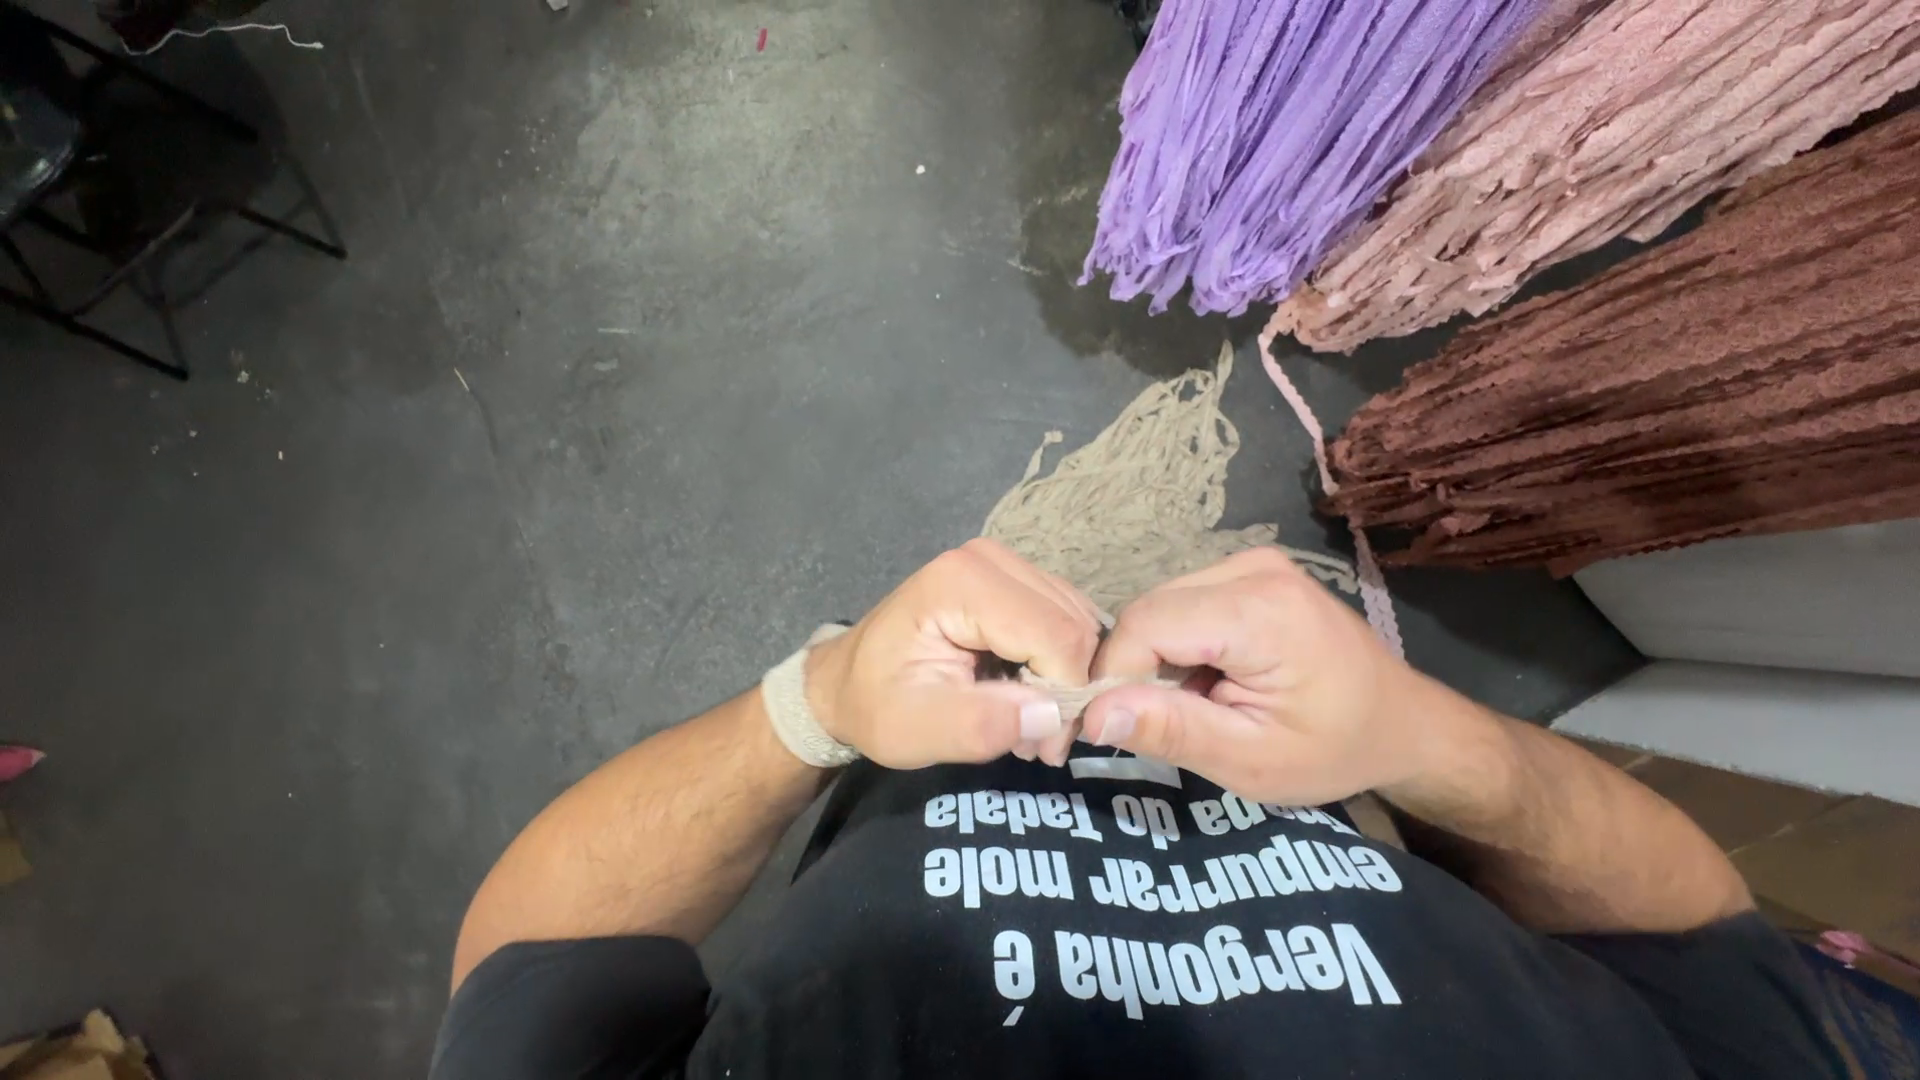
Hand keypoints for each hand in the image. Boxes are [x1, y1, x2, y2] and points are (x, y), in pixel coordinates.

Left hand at [806, 539, 1101, 768]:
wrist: (848, 681)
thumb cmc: (875, 704)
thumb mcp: (913, 731)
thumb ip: (977, 725)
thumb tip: (1049, 715)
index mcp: (962, 582)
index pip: (1057, 635)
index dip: (1066, 695)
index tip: (1045, 747)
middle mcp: (989, 558)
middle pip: (1073, 625)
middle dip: (1067, 690)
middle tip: (1036, 742)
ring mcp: (1003, 563)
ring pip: (1076, 622)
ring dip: (1064, 679)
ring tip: (1026, 721)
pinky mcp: (1013, 578)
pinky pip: (1064, 620)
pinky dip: (1058, 663)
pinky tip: (1027, 693)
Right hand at [1081, 547, 1443, 805]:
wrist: (1403, 723)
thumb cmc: (1334, 750)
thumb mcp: (1251, 760)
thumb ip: (1171, 731)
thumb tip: (1092, 715)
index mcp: (1261, 612)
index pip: (1144, 624)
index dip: (1118, 675)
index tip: (1126, 726)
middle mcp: (1253, 568)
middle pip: (1148, 610)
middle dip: (1138, 667)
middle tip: (1170, 719)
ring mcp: (1254, 562)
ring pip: (1159, 604)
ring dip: (1157, 656)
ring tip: (1198, 699)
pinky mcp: (1251, 568)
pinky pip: (1181, 601)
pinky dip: (1177, 642)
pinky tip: (1210, 674)